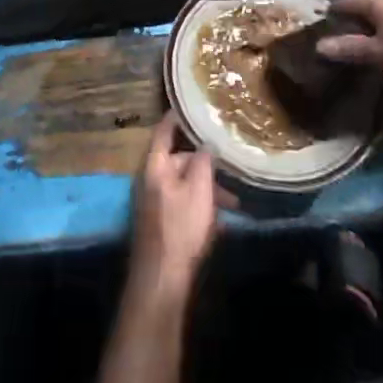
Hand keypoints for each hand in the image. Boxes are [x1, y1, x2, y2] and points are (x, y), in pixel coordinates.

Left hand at [132, 116, 222, 290]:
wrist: (162, 277)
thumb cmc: (181, 228)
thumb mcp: (199, 191)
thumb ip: (203, 163)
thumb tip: (206, 143)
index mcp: (154, 166)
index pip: (164, 131)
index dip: (177, 117)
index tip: (191, 105)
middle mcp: (148, 178)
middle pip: (177, 159)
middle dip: (203, 163)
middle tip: (230, 169)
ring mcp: (151, 200)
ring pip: (182, 182)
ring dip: (205, 188)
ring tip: (233, 203)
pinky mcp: (158, 219)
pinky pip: (180, 201)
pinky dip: (199, 203)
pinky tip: (219, 220)